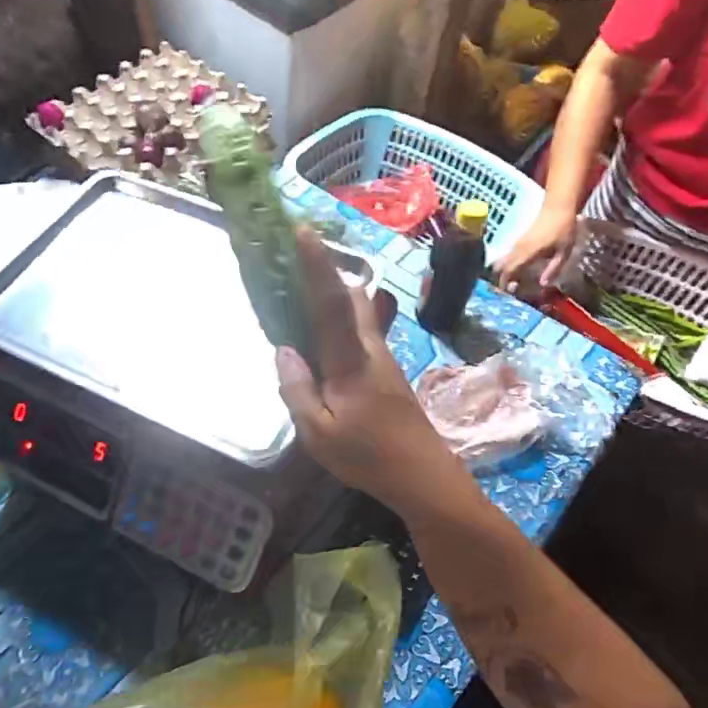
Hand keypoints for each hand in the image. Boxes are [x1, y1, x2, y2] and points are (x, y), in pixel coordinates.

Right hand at [276, 229, 469, 514]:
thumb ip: (297, 390)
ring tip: (304, 286)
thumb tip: (284, 351)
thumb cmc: (367, 457)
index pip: (330, 304)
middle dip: (327, 269)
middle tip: (299, 253)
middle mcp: (369, 350)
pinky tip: (323, 332)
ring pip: (359, 312)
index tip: (303, 232)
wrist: (423, 475)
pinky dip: (341, 317)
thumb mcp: (318, 434)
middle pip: (351, 297)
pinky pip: (360, 331)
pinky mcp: (386, 372)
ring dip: (334, 291)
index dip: (316, 266)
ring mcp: (382, 359)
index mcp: (349, 361)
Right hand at [493, 209, 576, 295]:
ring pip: (503, 262)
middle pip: (501, 267)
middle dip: (502, 280)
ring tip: (514, 283)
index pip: (510, 270)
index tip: (510, 292)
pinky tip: (518, 272)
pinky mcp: (518, 241)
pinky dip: (508, 266)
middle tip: (511, 290)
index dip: (506, 283)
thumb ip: (553, 268)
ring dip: (505, 273)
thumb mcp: (564, 251)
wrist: (558, 207)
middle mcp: (518, 249)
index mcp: (528, 252)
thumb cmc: (563, 228)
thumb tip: (543, 285)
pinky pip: (507, 257)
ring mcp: (516, 244)